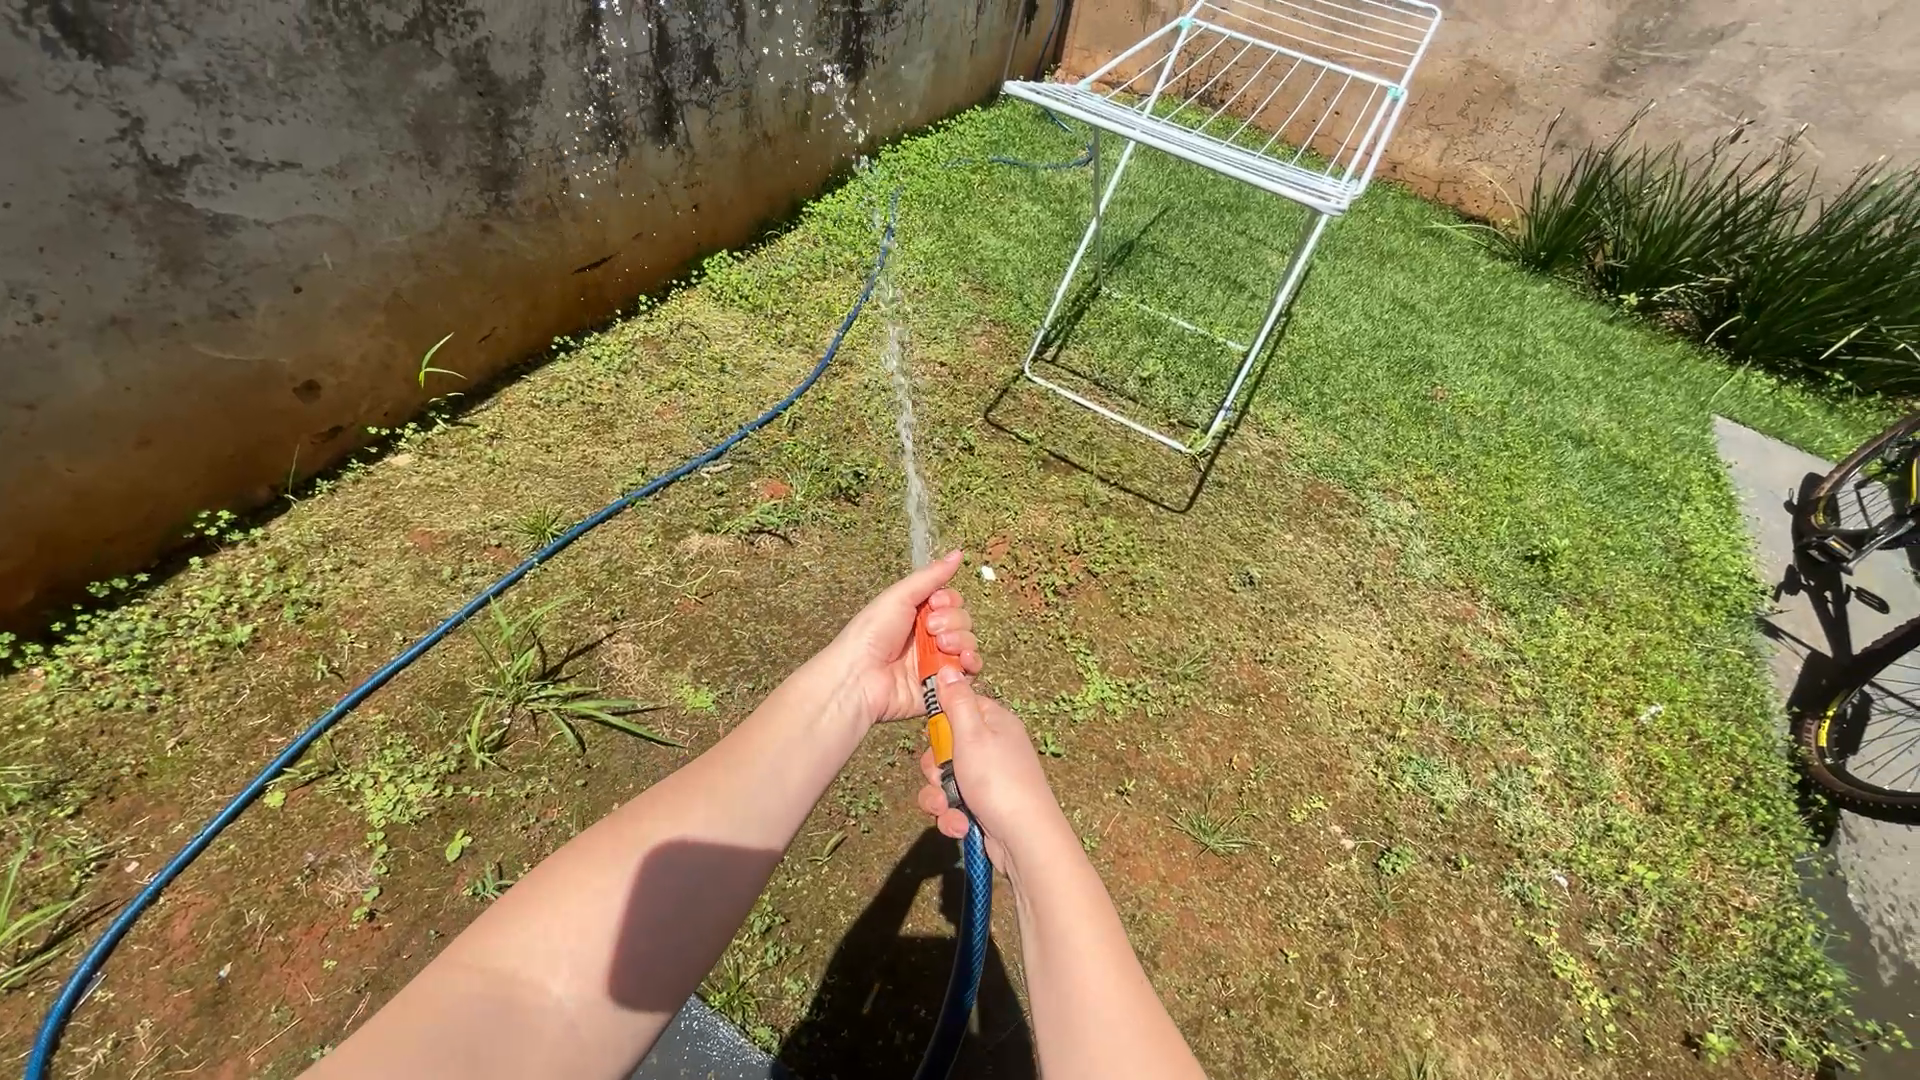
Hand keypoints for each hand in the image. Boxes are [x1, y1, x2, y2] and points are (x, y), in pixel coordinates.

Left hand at [821, 550, 982, 725]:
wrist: (859, 677)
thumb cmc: (870, 635)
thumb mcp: (899, 596)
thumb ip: (931, 576)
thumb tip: (957, 553)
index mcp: (917, 615)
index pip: (951, 603)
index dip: (949, 602)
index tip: (935, 604)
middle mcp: (928, 637)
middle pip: (962, 621)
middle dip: (953, 621)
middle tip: (931, 628)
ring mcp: (935, 662)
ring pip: (968, 645)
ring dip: (961, 640)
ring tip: (941, 645)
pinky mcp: (941, 685)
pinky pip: (969, 673)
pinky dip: (970, 663)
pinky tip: (960, 659)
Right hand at [915, 668, 1071, 876]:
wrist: (1024, 839)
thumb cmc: (998, 781)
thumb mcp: (972, 734)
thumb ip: (956, 702)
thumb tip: (948, 669)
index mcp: (994, 722)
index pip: (959, 706)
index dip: (941, 722)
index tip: (936, 735)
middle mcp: (992, 747)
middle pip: (945, 746)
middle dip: (935, 768)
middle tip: (943, 777)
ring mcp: (988, 778)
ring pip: (943, 779)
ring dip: (939, 797)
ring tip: (949, 808)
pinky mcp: (982, 806)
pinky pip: (953, 805)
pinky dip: (952, 816)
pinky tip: (961, 825)